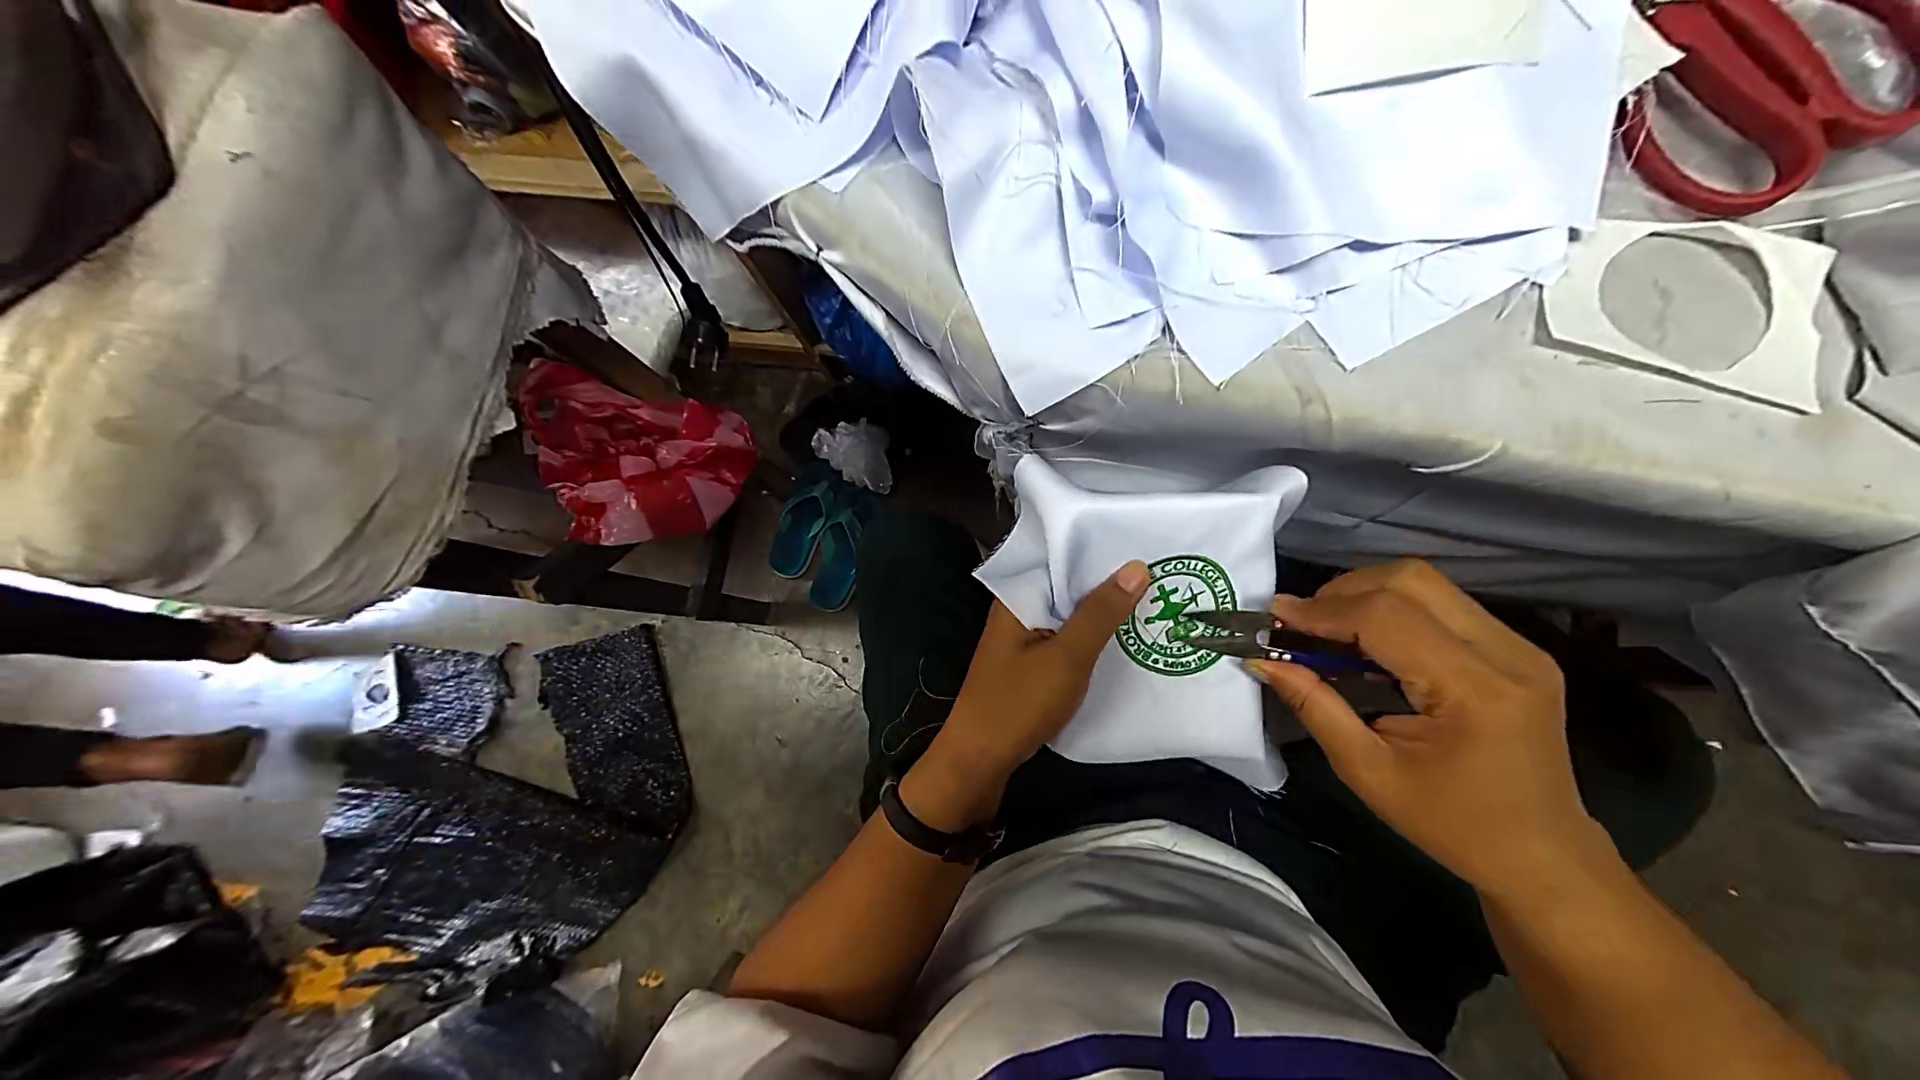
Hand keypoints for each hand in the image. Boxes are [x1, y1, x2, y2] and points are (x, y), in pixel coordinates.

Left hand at [900, 562, 1149, 831]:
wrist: (980, 760)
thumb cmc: (1018, 704)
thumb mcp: (1067, 657)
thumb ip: (1099, 613)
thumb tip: (1136, 566)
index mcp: (1016, 597)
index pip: (1057, 556)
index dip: (1096, 548)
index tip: (1139, 540)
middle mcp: (1017, 610)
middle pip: (1065, 584)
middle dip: (1105, 579)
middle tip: (1160, 568)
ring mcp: (1023, 638)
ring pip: (1068, 613)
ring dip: (1100, 610)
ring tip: (1152, 595)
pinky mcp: (1031, 663)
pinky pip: (1066, 638)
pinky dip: (1090, 636)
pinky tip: (1123, 636)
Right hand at [1247, 559, 1615, 894]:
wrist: (1541, 854)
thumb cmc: (1451, 823)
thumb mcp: (1367, 770)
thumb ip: (1314, 706)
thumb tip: (1262, 659)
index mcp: (1476, 691)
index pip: (1387, 618)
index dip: (1323, 611)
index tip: (1273, 618)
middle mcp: (1508, 655)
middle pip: (1411, 581)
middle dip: (1343, 592)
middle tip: (1302, 623)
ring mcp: (1520, 647)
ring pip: (1426, 583)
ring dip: (1366, 594)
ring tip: (1328, 629)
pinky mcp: (1517, 648)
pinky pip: (1442, 603)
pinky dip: (1392, 608)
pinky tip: (1367, 640)